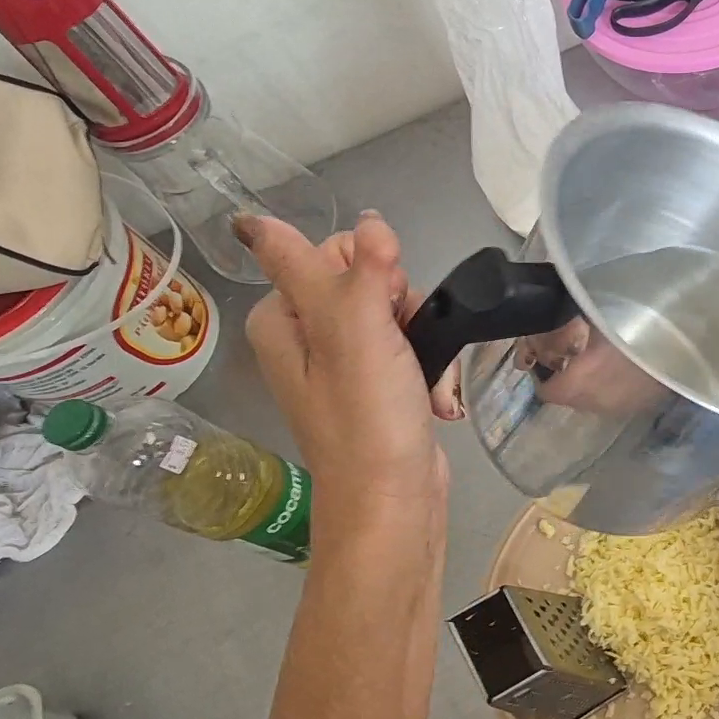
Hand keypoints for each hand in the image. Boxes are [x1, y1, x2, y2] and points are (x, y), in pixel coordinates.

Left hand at [237, 211, 459, 505]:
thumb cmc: (367, 419)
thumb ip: (358, 270)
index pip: (334, 253)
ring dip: (428, 349)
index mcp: (283, 317)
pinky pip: (412, 355)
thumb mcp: (355, 335)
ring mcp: (344, 366)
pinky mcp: (377, 390)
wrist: (393, 500)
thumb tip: (366, 218)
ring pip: (401, 320)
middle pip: (373, 284)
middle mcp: (307, 337)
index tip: (387, 315)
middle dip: (408, 315)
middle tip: (408, 353)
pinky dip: (431, 374)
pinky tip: (435, 400)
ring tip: (427, 387)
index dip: (375, 274)